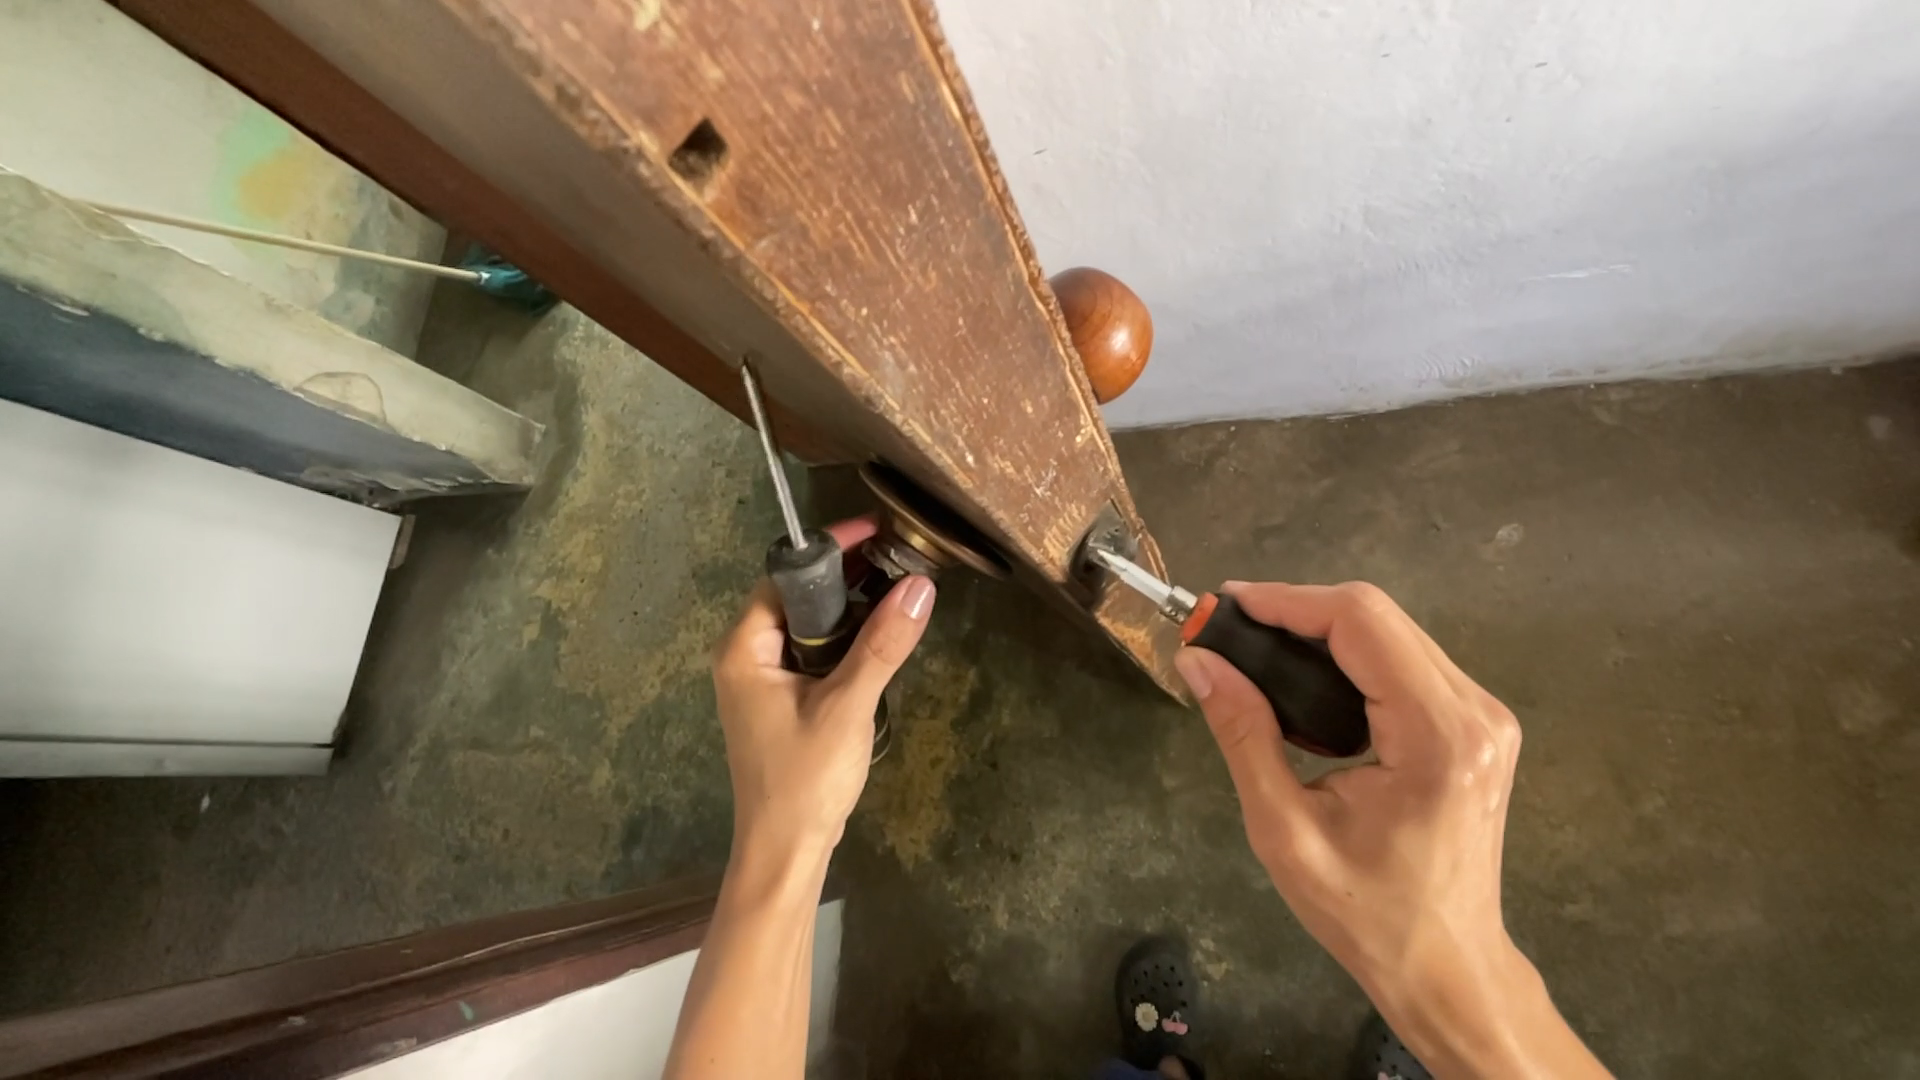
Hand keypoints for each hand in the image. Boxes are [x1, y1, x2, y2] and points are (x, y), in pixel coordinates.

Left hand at [710, 517, 935, 859]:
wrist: (788, 851)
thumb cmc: (806, 778)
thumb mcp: (848, 705)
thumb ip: (882, 644)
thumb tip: (921, 585)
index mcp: (744, 648)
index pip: (784, 575)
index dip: (829, 549)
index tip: (877, 533)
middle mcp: (746, 656)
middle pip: (796, 596)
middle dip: (845, 575)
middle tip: (897, 559)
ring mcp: (763, 680)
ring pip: (808, 625)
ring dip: (849, 608)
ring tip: (897, 588)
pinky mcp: (783, 699)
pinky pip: (813, 651)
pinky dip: (844, 638)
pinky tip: (879, 635)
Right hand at [1176, 582, 1570, 1072]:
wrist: (1449, 966)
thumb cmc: (1366, 911)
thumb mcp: (1284, 829)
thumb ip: (1243, 735)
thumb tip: (1198, 661)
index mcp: (1437, 736)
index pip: (1361, 623)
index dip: (1287, 600)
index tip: (1224, 605)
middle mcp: (1473, 710)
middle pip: (1377, 615)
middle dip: (1294, 608)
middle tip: (1228, 625)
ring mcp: (1480, 714)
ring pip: (1390, 629)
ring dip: (1316, 626)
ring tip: (1253, 644)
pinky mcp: (1471, 723)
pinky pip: (1400, 656)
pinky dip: (1342, 651)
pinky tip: (1299, 672)